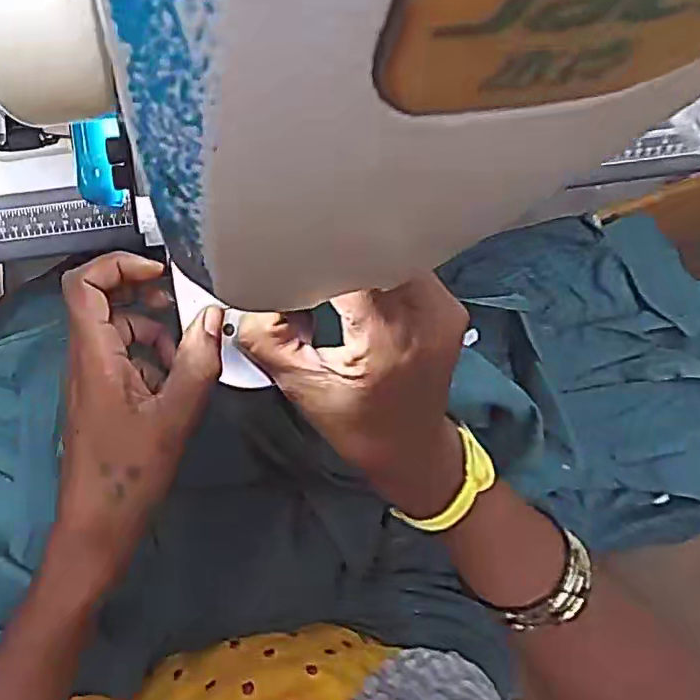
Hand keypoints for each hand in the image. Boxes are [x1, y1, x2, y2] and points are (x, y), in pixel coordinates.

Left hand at [51, 252, 223, 594]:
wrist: (98, 523)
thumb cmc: (128, 475)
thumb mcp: (175, 414)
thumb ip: (196, 361)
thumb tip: (210, 319)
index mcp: (94, 355)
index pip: (84, 284)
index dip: (117, 264)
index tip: (155, 271)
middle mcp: (85, 360)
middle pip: (102, 301)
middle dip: (143, 296)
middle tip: (177, 305)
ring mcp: (90, 377)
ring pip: (118, 331)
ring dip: (152, 332)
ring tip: (183, 356)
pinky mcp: (100, 395)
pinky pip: (123, 357)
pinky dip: (150, 358)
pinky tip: (172, 383)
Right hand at [238, 274, 467, 517]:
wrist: (410, 448)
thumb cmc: (360, 426)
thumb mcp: (299, 385)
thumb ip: (267, 336)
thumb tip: (252, 294)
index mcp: (387, 336)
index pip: (349, 261)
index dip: (315, 254)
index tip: (292, 261)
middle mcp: (425, 315)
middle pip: (373, 251)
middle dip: (335, 253)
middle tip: (308, 266)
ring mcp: (442, 307)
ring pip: (391, 253)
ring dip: (358, 259)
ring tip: (333, 277)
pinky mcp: (446, 305)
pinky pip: (405, 267)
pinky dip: (376, 270)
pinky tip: (358, 288)